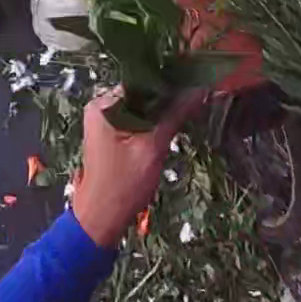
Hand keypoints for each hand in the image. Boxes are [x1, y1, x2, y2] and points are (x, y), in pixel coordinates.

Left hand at [69, 87, 201, 246]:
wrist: (101, 221)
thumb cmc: (123, 185)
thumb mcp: (153, 147)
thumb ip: (176, 114)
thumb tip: (199, 88)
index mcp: (104, 105)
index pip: (142, 80)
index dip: (170, 81)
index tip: (195, 82)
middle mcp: (101, 107)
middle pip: (143, 91)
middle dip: (169, 95)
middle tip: (197, 95)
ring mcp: (106, 120)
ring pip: (143, 104)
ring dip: (164, 108)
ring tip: (191, 105)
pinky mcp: (112, 132)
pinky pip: (138, 116)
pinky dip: (155, 119)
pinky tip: (176, 120)